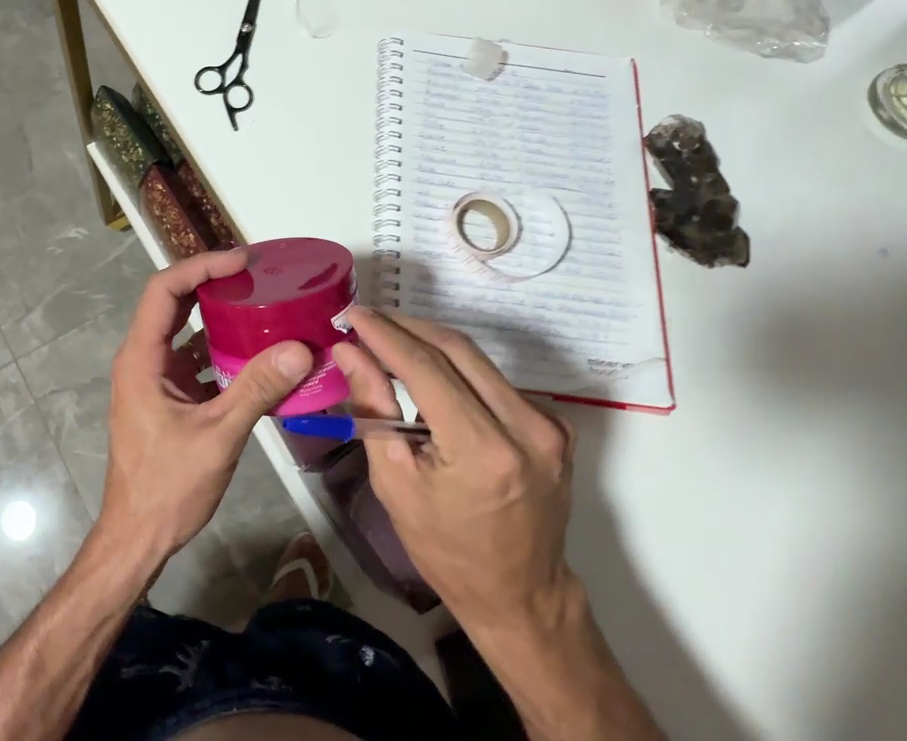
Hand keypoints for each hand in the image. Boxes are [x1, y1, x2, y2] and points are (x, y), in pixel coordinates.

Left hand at [99, 250, 312, 558]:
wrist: (138, 535)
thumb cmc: (168, 486)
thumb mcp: (218, 436)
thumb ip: (257, 389)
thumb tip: (300, 347)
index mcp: (141, 359)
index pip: (164, 291)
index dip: (200, 267)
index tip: (242, 262)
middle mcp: (142, 360)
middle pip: (174, 304)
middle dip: (213, 284)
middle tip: (259, 277)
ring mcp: (154, 380)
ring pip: (186, 332)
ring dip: (220, 318)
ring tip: (265, 306)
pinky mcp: (168, 399)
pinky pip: (195, 361)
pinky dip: (222, 351)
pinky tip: (258, 356)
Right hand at [331, 307, 576, 627]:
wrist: (519, 593)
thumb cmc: (446, 550)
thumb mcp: (395, 484)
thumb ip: (374, 410)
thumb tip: (350, 353)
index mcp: (484, 450)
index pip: (428, 368)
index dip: (386, 335)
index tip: (353, 314)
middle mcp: (526, 427)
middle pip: (459, 350)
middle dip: (408, 327)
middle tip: (368, 319)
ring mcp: (548, 424)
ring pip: (479, 361)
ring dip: (432, 345)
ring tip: (389, 341)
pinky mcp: (555, 425)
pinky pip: (496, 382)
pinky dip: (459, 371)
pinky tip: (429, 375)